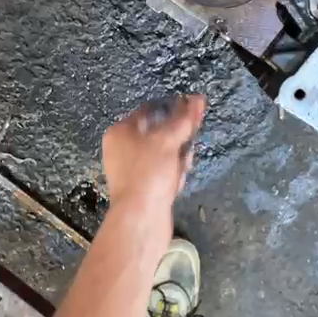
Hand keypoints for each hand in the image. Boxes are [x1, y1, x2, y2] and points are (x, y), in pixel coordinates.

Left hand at [101, 95, 206, 213]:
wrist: (141, 218)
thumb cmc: (149, 172)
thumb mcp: (167, 141)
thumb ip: (184, 120)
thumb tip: (198, 98)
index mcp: (119, 132)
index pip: (148, 111)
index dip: (171, 109)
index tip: (193, 109)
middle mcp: (122, 150)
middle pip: (157, 134)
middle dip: (177, 136)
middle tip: (191, 138)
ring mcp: (131, 171)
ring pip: (162, 155)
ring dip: (178, 157)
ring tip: (183, 164)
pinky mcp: (143, 188)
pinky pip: (162, 173)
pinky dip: (173, 173)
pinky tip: (178, 179)